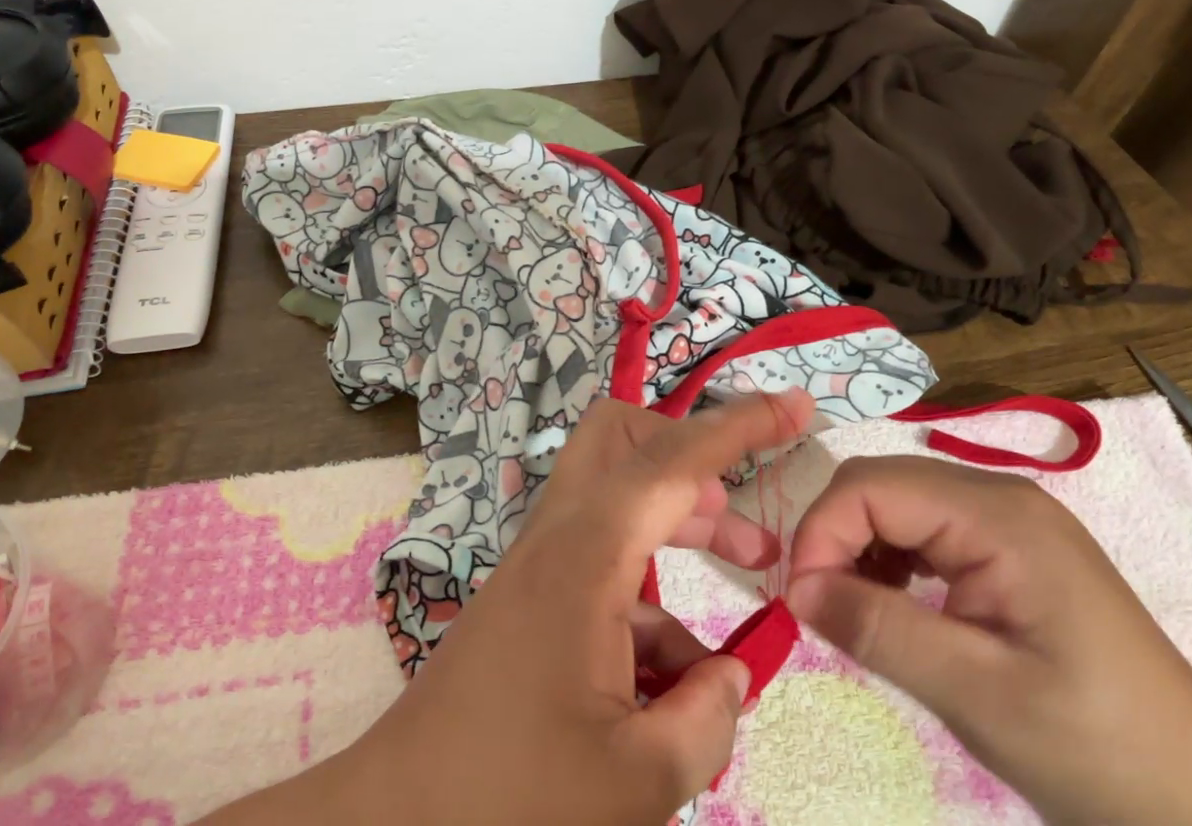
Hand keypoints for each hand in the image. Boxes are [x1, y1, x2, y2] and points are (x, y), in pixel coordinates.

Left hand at [204, 390, 815, 825]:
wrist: (397, 817)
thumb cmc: (511, 795)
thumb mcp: (638, 778)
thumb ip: (707, 720)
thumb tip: (735, 677)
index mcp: (584, 560)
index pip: (670, 464)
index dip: (737, 428)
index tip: (794, 406)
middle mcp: (557, 542)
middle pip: (618, 440)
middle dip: (689, 453)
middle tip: (744, 511)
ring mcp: (538, 567)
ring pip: (617, 503)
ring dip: (682, 527)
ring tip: (745, 578)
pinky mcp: (531, 600)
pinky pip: (602, 566)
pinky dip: (652, 595)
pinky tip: (683, 669)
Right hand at [784, 455, 1191, 825]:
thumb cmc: (1094, 746)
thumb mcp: (977, 693)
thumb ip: (879, 629)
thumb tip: (795, 589)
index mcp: (998, 517)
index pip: (869, 486)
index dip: (821, 534)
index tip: (803, 604)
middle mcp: (1002, 499)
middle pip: (881, 484)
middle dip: (834, 537)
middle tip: (820, 609)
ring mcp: (1012, 523)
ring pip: (899, 504)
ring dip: (860, 549)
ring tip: (855, 614)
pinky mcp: (1014, 552)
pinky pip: (927, 531)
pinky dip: (891, 561)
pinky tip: (896, 609)